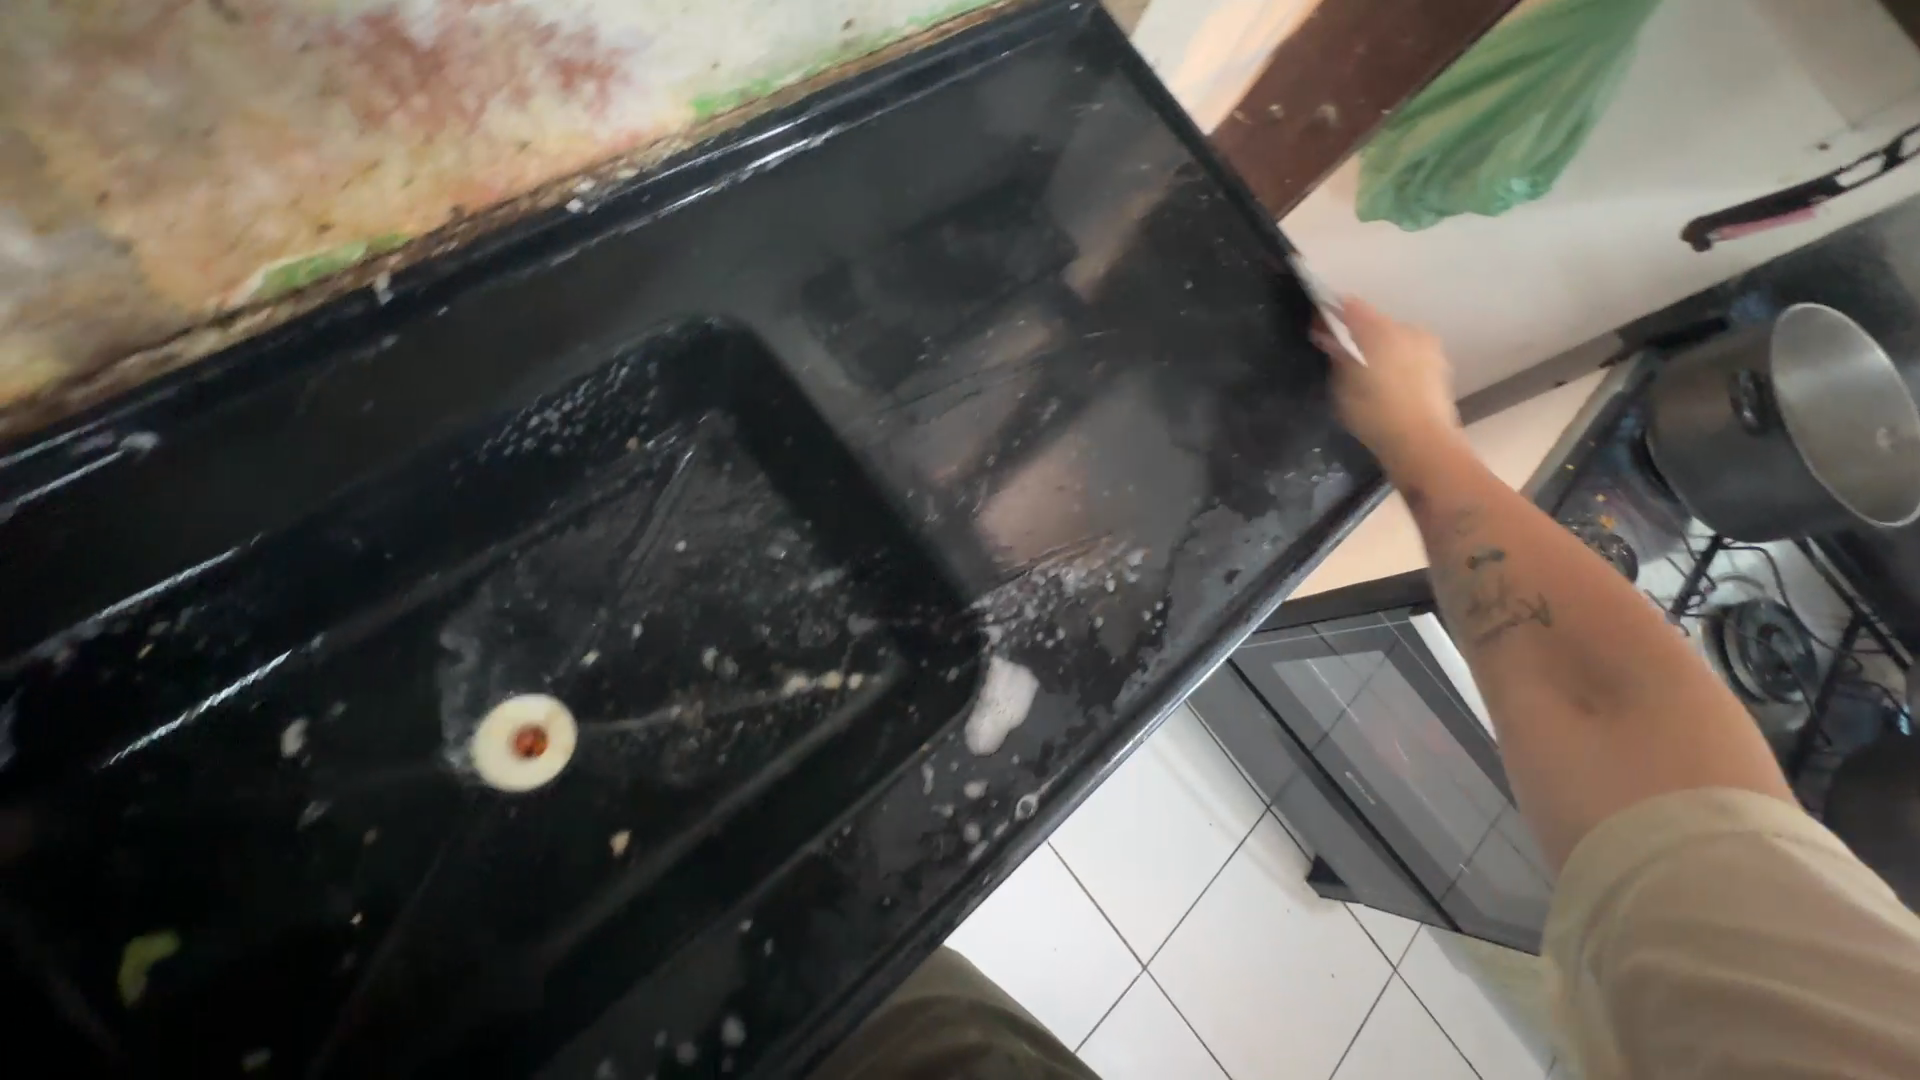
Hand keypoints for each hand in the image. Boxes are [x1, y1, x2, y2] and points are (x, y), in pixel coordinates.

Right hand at [1311, 298, 1465, 473]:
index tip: (1317, 326)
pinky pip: (1408, 352)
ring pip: (1393, 337)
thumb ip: (1336, 356)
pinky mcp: (1439, 363)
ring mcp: (1427, 345)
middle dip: (1355, 333)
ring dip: (1377, 347)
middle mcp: (1406, 329)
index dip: (1330, 313)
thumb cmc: (1374, 415)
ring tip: (1364, 373)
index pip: (1350, 307)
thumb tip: (1328, 338)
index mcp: (1379, 330)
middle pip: (1374, 321)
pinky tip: (1386, 383)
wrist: (1421, 442)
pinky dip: (1394, 360)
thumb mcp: (1342, 387)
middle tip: (1338, 354)